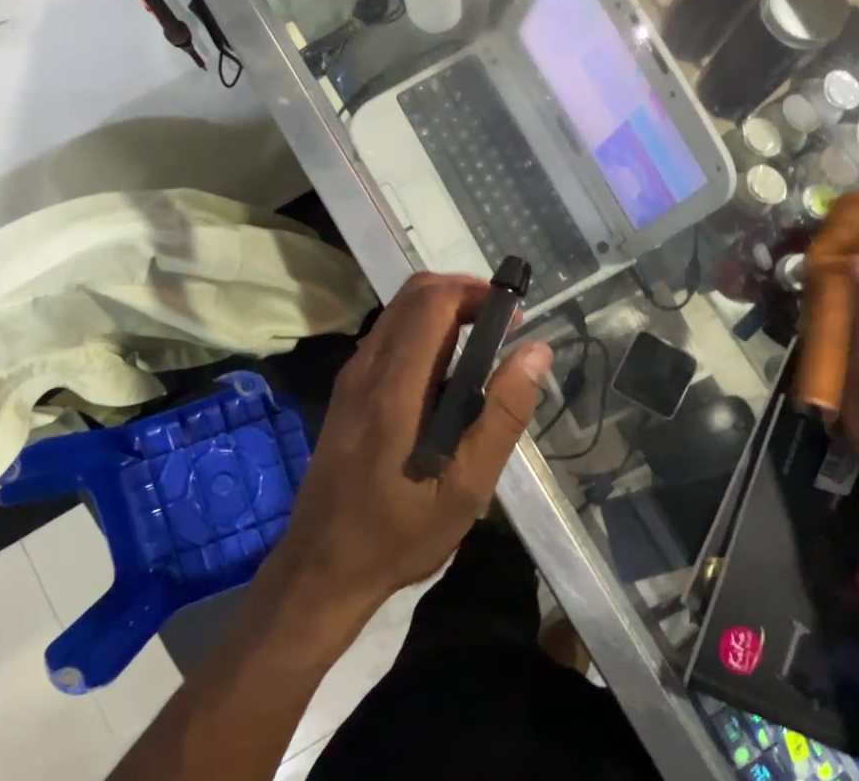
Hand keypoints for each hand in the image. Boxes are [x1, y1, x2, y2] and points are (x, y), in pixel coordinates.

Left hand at [274, 273, 553, 606]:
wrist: (323, 567)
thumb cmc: (401, 533)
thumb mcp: (468, 486)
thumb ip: (503, 414)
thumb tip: (535, 350)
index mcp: (394, 387)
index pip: (431, 302)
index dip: (475, 291)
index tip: (513, 313)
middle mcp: (365, 369)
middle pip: (412, 296)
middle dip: (461, 294)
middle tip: (502, 326)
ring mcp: (351, 380)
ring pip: (397, 316)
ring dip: (443, 314)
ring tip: (483, 351)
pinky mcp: (347, 395)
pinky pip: (387, 342)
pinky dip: (423, 336)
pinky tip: (447, 380)